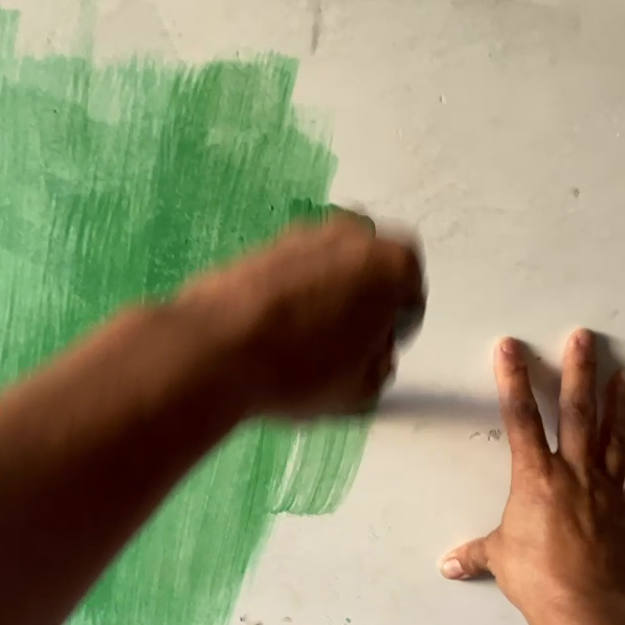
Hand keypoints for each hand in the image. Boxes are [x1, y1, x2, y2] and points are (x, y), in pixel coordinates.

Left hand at [174, 212, 424, 417]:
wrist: (216, 350)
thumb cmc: (300, 369)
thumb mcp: (362, 389)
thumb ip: (378, 365)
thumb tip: (368, 357)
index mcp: (392, 263)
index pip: (409, 297)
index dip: (392, 331)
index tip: (373, 354)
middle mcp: (351, 235)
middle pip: (367, 273)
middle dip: (359, 304)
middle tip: (340, 349)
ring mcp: (300, 236)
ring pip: (324, 271)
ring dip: (320, 300)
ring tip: (299, 347)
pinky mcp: (257, 248)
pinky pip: (286, 276)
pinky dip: (285, 298)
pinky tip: (270, 336)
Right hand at [438, 329, 624, 616]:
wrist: (585, 606)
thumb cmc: (536, 577)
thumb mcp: (498, 558)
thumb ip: (475, 554)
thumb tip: (449, 565)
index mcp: (535, 478)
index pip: (520, 419)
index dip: (513, 381)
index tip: (511, 349)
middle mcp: (573, 475)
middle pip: (577, 413)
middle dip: (578, 372)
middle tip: (584, 340)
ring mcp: (605, 493)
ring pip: (615, 440)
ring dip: (621, 406)